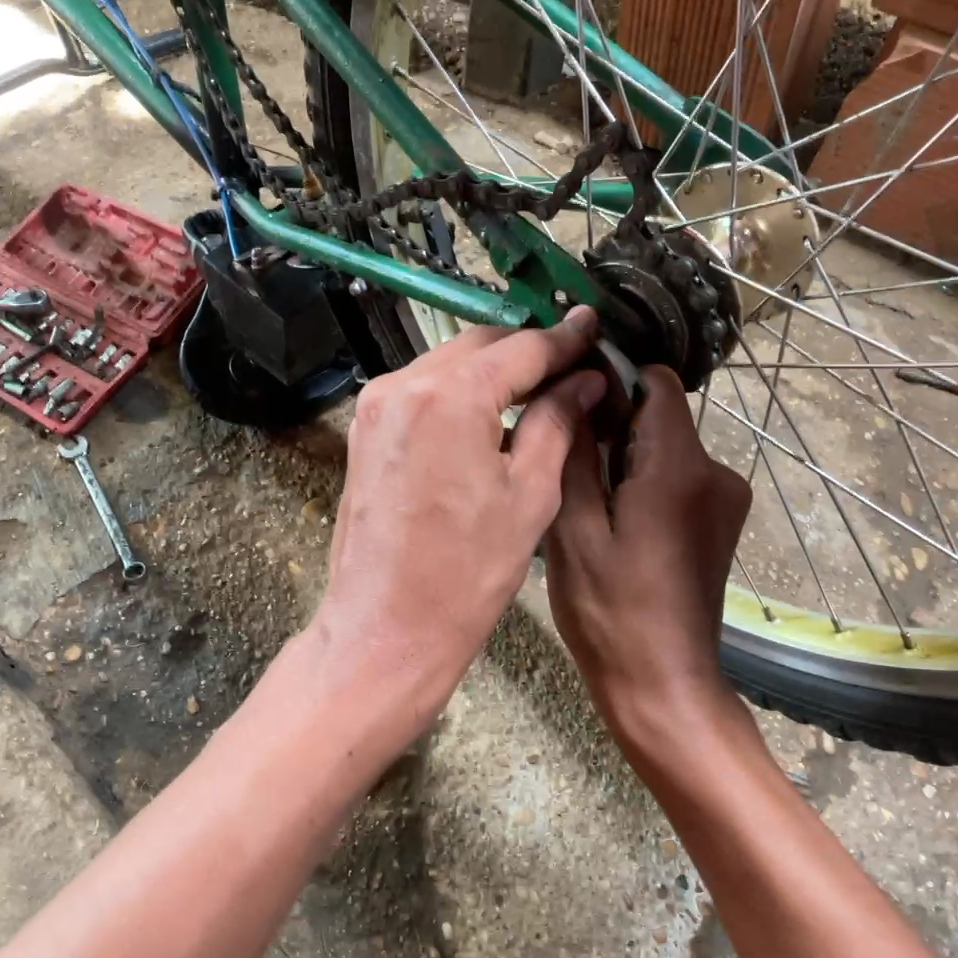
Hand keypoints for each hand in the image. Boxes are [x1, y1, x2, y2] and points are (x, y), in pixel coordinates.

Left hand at [315, 307, 605, 710]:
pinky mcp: (364, 433)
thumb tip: (583, 381)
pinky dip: (457, 394)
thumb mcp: (529, 496)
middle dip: (526, 352)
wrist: (386, 627)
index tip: (593, 330)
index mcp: (449, 396)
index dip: (564, 340)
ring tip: (536, 393)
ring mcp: (375, 408)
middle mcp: (402, 386)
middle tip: (571, 368)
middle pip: (478, 346)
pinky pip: (420, 393)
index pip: (520, 348)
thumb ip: (556, 424)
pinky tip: (487, 417)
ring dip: (490, 372)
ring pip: (445, 365)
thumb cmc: (466, 573)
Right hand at [543, 365, 751, 746]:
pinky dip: (643, 487)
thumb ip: (576, 454)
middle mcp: (717, 473)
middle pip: (659, 417)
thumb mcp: (573, 530)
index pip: (656, 382)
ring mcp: (725, 501)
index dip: (611, 381)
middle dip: (611, 429)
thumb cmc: (609, 610)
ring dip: (624, 462)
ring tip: (585, 507)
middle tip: (564, 470)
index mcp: (680, 467)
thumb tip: (577, 391)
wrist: (661, 684)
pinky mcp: (721, 525)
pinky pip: (677, 480)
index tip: (570, 406)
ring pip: (665, 450)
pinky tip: (614, 528)